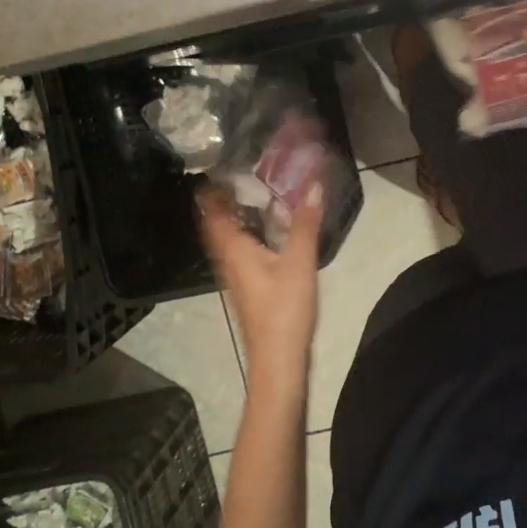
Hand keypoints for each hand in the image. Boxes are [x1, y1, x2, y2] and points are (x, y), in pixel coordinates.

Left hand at [197, 183, 321, 379]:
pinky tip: (265, 235)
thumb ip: (305, 223)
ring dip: (235, 220)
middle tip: (240, 178)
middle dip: (223, 203)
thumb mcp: (299, 261)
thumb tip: (314, 184)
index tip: (221, 168)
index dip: (212, 191)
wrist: (277, 359)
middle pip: (217, 226)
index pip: (213, 213)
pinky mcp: (247, 289)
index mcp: (234, 249)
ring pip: (228, 241)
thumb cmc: (284, 308)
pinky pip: (239, 253)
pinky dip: (246, 237)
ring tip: (253, 199)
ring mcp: (236, 278)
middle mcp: (228, 261)